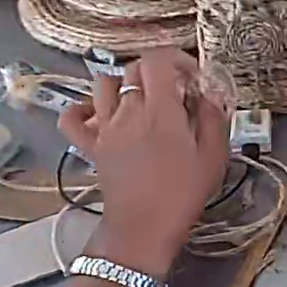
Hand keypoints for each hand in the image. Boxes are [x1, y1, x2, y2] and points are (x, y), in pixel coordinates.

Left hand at [58, 49, 227, 275]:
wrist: (144, 227)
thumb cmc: (183, 192)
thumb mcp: (214, 155)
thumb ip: (213, 118)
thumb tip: (210, 94)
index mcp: (160, 110)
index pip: (158, 60)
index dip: (177, 59)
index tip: (193, 77)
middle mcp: (128, 110)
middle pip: (134, 69)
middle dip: (158, 72)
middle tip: (176, 93)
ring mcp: (104, 127)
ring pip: (103, 83)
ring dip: (124, 83)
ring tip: (142, 99)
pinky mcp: (90, 145)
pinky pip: (72, 117)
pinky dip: (82, 108)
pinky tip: (100, 113)